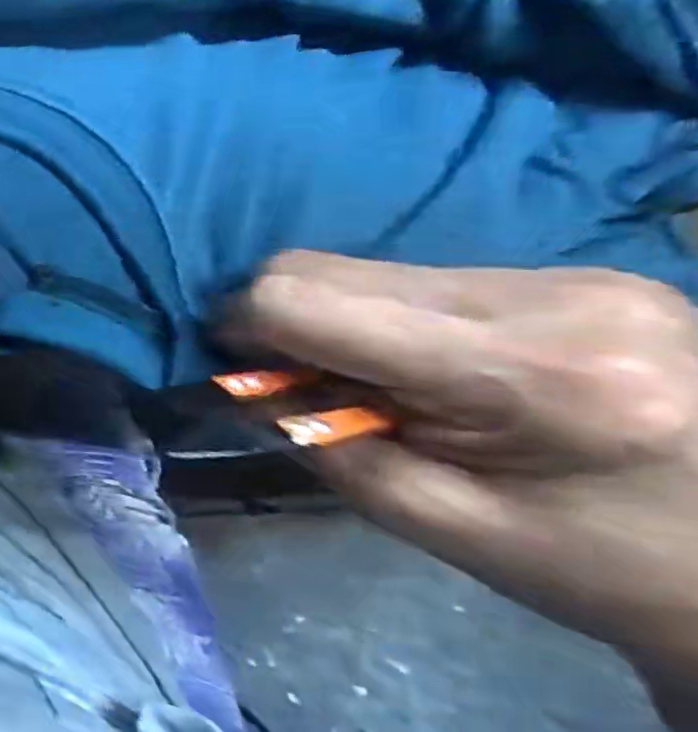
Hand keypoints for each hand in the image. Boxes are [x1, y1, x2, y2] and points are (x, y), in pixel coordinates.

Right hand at [220, 252, 697, 684]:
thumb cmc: (597, 567)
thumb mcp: (436, 519)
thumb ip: (318, 441)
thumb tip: (234, 381)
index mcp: (526, 374)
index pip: (304, 301)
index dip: (240, 326)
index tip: (235, 367)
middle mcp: (546, 298)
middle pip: (319, 267)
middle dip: (275, 318)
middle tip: (294, 378)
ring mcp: (565, 274)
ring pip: (358, 263)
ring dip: (327, 314)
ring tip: (364, 377)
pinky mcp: (568, 271)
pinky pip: (411, 273)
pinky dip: (377, 313)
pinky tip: (416, 361)